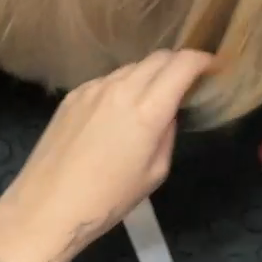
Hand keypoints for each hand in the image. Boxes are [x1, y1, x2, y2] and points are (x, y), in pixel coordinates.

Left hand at [0, 49, 212, 261]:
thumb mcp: (154, 173)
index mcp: (147, 110)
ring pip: (131, 67)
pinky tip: (118, 111)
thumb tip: (168, 112)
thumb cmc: (108, 199)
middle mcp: (121, 88)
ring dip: (149, 74)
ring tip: (152, 98)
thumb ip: (167, 134)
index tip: (213, 67)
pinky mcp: (73, 94)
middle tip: (188, 81)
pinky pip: (107, 80)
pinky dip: (122, 85)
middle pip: (158, 58)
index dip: (202, 60)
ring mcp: (93, 88)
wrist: (48, 204)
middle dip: (178, 64)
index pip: (182, 64)